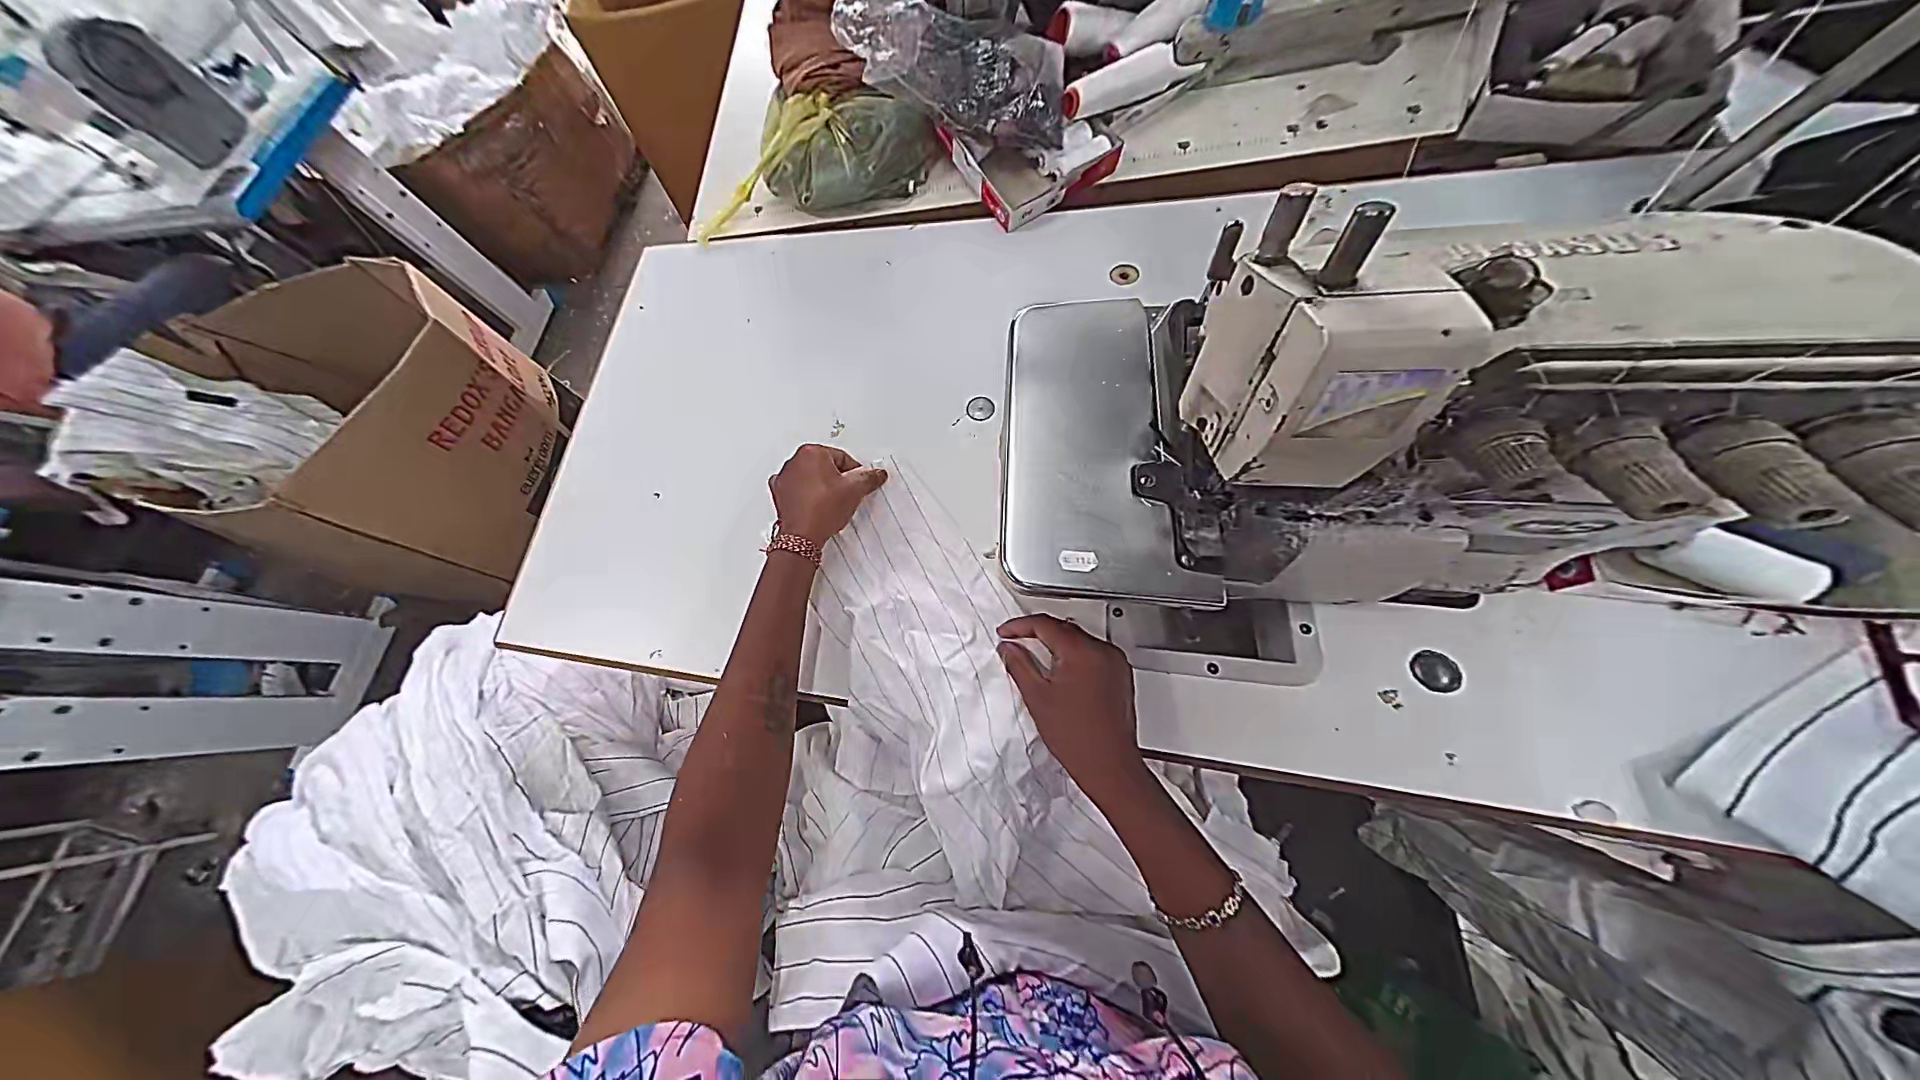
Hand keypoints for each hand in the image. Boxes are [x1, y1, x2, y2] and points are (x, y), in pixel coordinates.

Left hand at [770, 444, 887, 543]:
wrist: (802, 536)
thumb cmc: (821, 511)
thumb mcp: (855, 490)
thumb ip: (869, 477)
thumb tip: (876, 474)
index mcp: (812, 453)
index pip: (842, 457)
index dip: (854, 472)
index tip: (857, 483)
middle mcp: (795, 461)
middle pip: (825, 465)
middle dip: (836, 478)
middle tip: (844, 494)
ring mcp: (785, 477)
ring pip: (810, 476)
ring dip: (821, 486)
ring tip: (830, 502)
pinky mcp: (779, 492)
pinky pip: (797, 488)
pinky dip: (806, 494)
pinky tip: (816, 505)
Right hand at [996, 614, 1148, 804]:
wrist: (1109, 765)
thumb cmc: (1079, 739)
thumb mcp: (1037, 697)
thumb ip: (1019, 664)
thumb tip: (1010, 648)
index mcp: (1082, 652)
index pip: (1045, 624)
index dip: (1020, 625)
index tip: (1007, 632)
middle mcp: (1103, 652)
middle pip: (1064, 629)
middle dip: (1038, 634)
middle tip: (1017, 643)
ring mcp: (1116, 662)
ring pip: (1079, 640)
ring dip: (1058, 645)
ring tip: (1038, 660)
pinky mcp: (1121, 674)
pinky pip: (1094, 653)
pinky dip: (1076, 656)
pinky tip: (1063, 673)